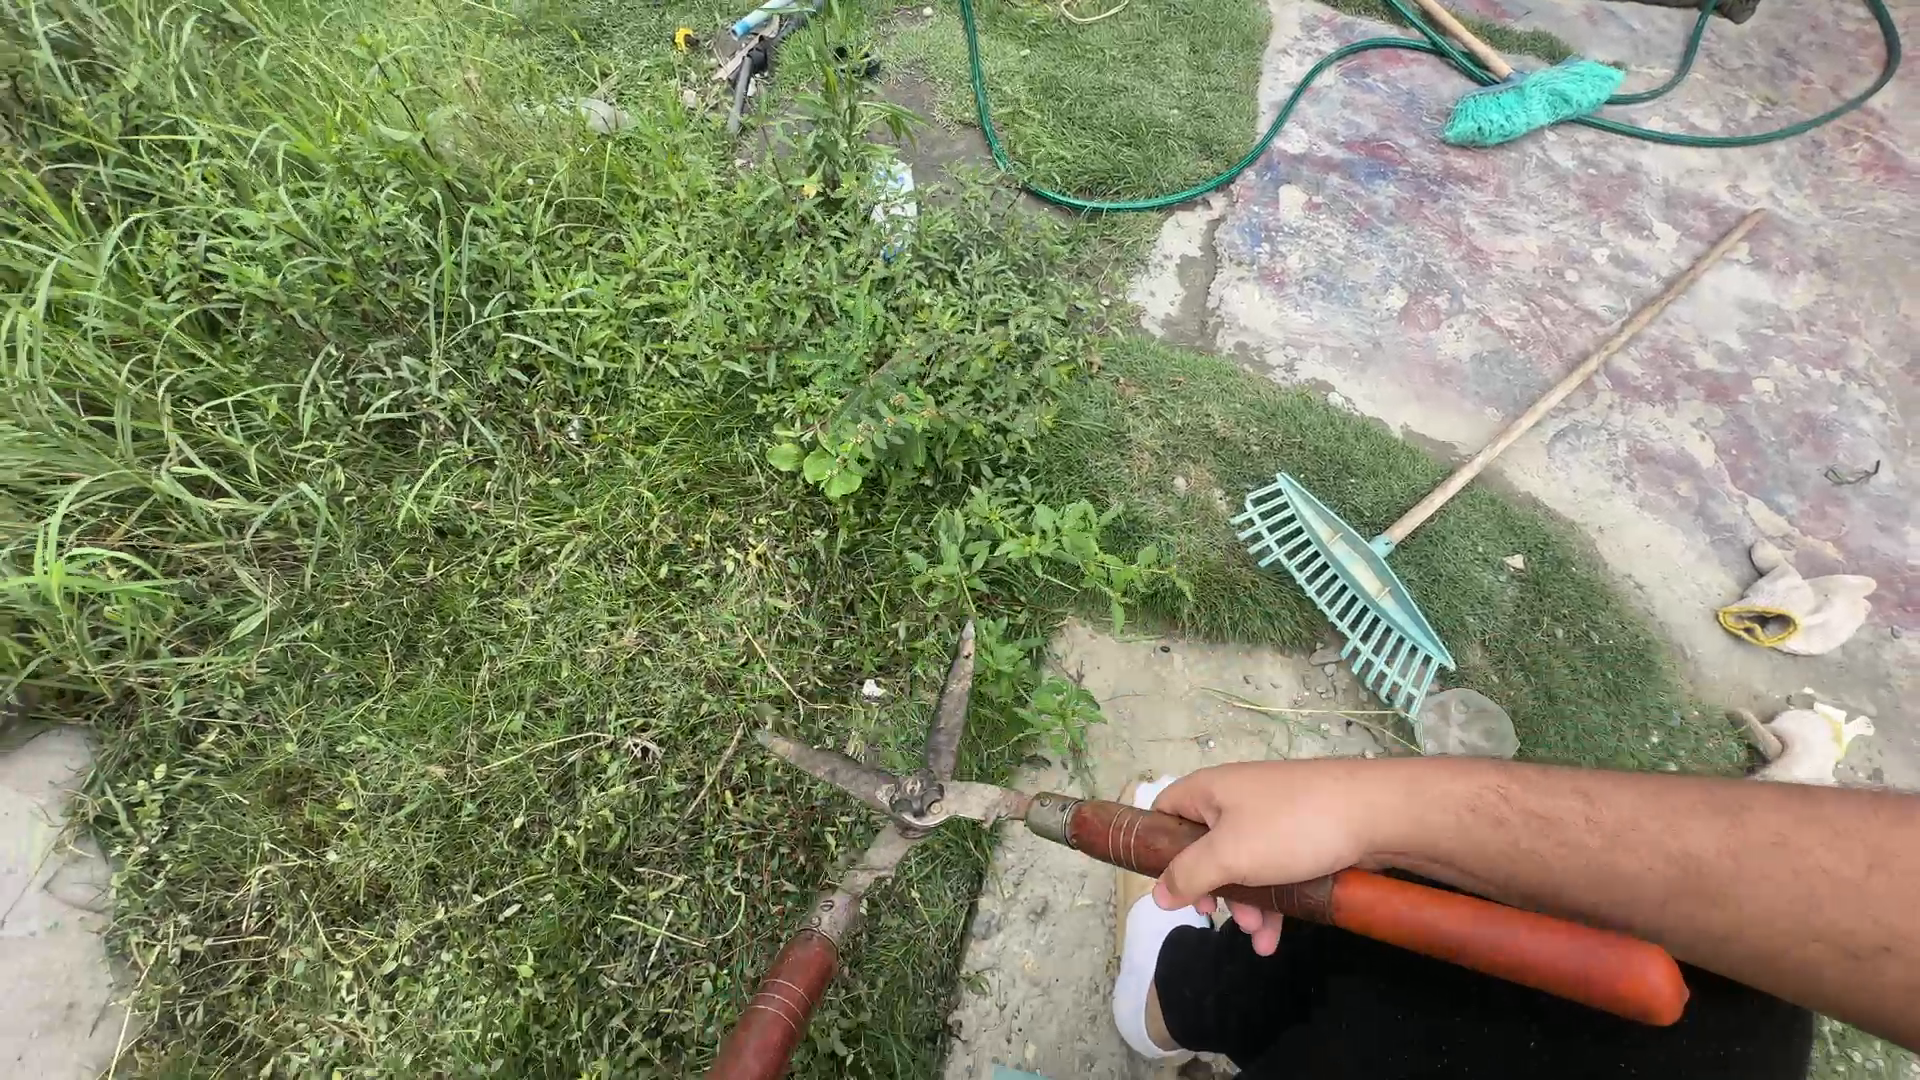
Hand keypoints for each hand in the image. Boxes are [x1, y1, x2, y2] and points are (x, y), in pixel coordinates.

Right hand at [1149, 759, 1404, 955]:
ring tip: (1258, 935)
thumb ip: (1188, 875)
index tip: (1169, 884)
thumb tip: (1156, 894)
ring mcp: (1266, 817)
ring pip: (1240, 864)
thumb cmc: (1288, 827)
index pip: (1164, 812)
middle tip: (1217, 916)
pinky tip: (1274, 937)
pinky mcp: (1296, 835)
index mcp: (1207, 791)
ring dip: (1244, 903)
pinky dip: (1270, 901)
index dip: (1159, 848)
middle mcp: (1232, 800)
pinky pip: (1270, 870)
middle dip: (1211, 889)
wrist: (1374, 813)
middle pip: (1203, 846)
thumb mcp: (1229, 855)